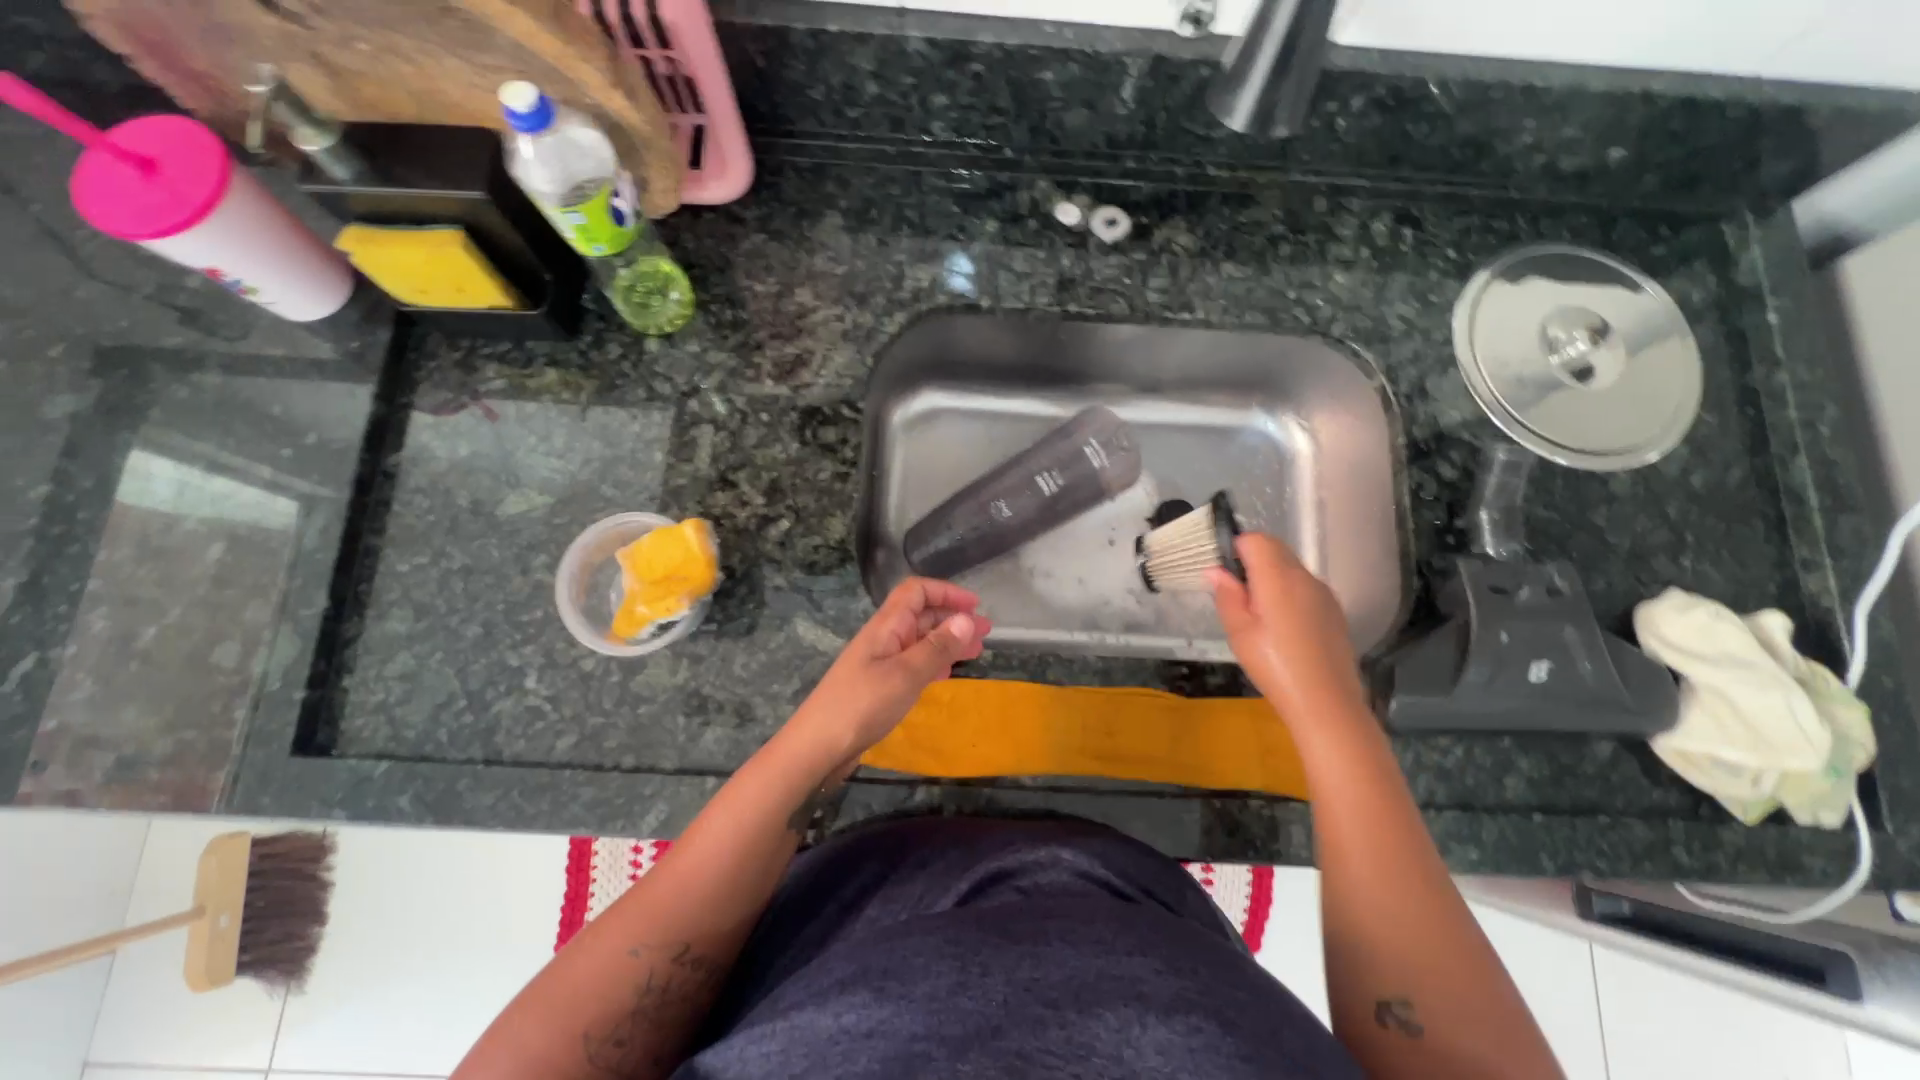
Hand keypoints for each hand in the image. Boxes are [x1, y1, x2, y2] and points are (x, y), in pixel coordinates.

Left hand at [791, 578, 990, 760]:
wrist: (818, 746)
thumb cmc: (862, 705)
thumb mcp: (906, 674)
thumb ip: (938, 647)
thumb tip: (967, 619)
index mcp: (887, 626)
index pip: (916, 592)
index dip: (946, 592)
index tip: (975, 606)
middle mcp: (883, 638)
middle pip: (920, 615)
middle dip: (953, 618)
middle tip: (985, 633)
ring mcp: (880, 662)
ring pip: (919, 641)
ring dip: (947, 642)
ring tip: (976, 652)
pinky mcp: (879, 686)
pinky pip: (912, 664)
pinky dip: (933, 663)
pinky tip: (947, 674)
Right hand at [1209, 533, 1368, 723]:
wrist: (1326, 702)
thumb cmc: (1274, 667)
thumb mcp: (1239, 633)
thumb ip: (1227, 596)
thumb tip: (1215, 570)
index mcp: (1278, 578)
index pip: (1255, 540)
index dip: (1235, 549)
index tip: (1224, 574)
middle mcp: (1305, 577)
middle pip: (1276, 548)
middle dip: (1253, 560)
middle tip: (1238, 595)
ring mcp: (1324, 593)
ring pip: (1292, 567)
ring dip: (1272, 576)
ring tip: (1260, 615)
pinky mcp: (1335, 610)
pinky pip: (1306, 587)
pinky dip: (1290, 592)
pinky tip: (1285, 628)